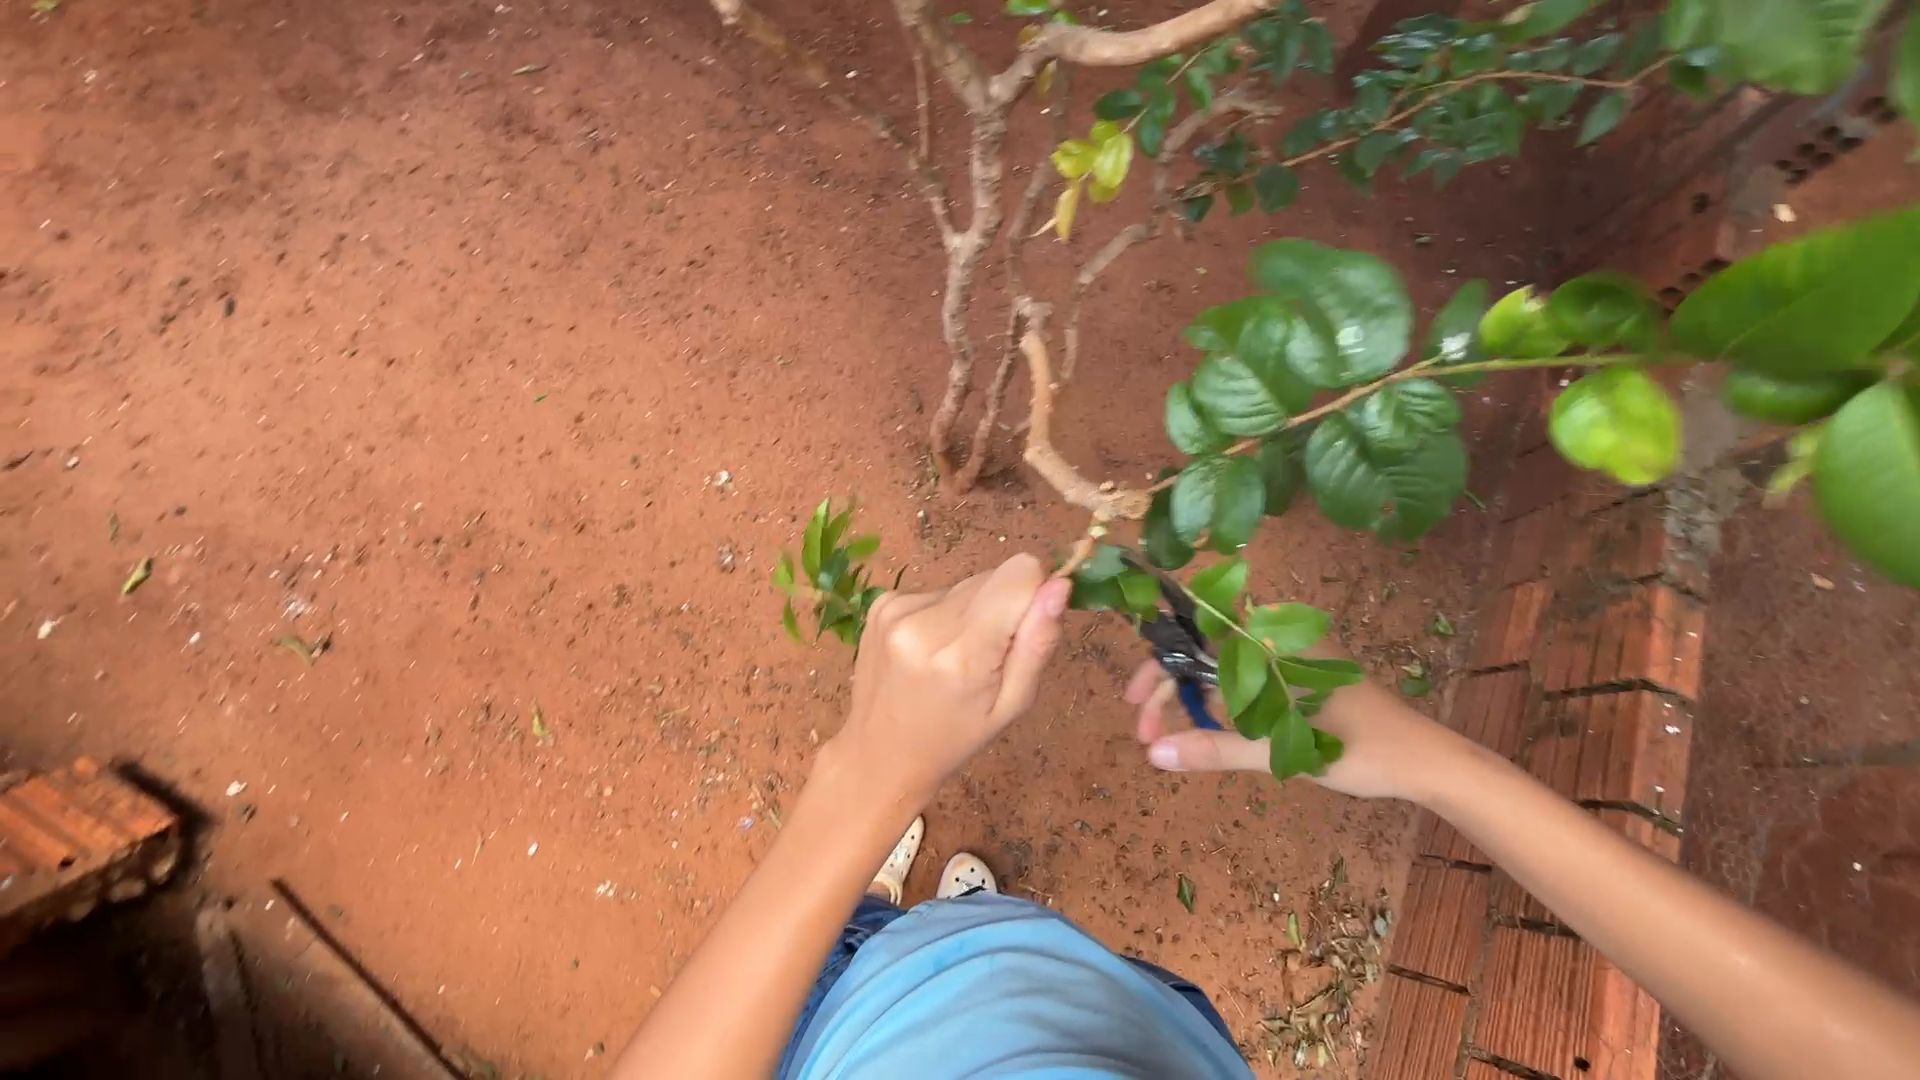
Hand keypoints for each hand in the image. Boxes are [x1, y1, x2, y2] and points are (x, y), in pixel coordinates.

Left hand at [825, 554, 1069, 807]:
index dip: (1035, 593)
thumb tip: (1059, 584)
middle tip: (988, 656)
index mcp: (963, 655)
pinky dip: (944, 614)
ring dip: (973, 611)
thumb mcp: (1012, 705)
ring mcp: (896, 609)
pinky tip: (932, 649)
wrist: (880, 751)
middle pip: (995, 577)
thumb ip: (1039, 643)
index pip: (1020, 575)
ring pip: (967, 583)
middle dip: (1004, 608)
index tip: (1029, 627)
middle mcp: (924, 623)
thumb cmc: (955, 736)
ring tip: (956, 656)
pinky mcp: (881, 602)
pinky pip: (938, 591)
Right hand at [1123, 659, 1462, 801]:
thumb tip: (1152, 755)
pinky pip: (1241, 683)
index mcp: (1271, 639)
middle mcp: (1273, 640)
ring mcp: (1284, 660)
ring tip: (1167, 739)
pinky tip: (1206, 731)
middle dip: (1165, 691)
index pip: (1195, 633)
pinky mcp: (1293, 680)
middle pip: (1200, 653)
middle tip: (1144, 734)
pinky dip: (1216, 705)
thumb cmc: (1360, 747)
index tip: (1132, 700)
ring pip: (1218, 670)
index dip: (1156, 661)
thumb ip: (1215, 749)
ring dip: (1188, 700)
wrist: (1426, 762)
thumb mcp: (1281, 749)